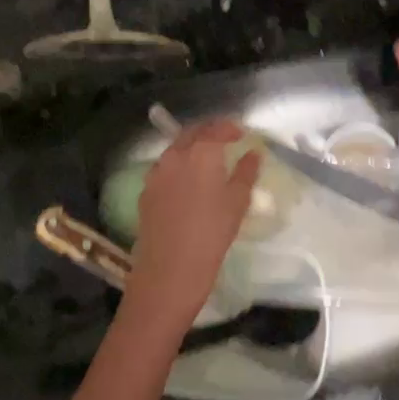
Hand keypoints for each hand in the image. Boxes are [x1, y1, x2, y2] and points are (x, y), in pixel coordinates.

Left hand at [126, 119, 261, 324]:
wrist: (169, 271)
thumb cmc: (211, 236)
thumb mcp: (237, 203)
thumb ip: (246, 173)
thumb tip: (253, 154)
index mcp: (201, 153)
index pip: (217, 128)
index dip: (231, 128)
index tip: (242, 134)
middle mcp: (175, 155)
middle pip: (192, 132)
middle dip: (209, 131)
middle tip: (225, 140)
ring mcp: (156, 173)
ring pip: (175, 149)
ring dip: (192, 146)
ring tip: (208, 160)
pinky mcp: (145, 191)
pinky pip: (164, 168)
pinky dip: (178, 165)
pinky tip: (187, 181)